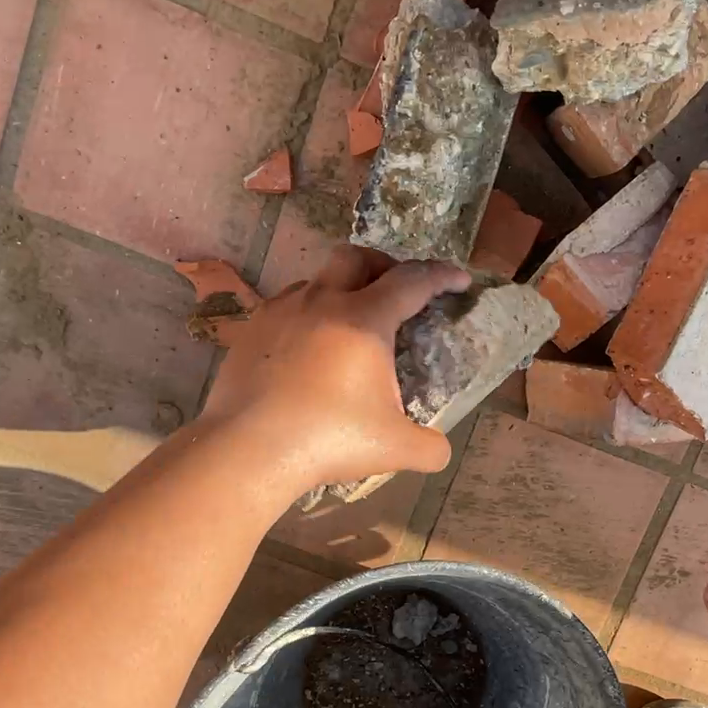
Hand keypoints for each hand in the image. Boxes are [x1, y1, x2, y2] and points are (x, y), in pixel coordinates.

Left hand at [198, 247, 468, 488]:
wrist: (249, 449)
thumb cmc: (329, 439)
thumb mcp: (396, 448)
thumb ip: (430, 446)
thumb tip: (439, 448)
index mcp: (364, 320)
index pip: (412, 282)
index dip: (441, 276)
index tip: (459, 280)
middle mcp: (322, 302)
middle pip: (356, 257)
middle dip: (383, 265)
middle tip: (396, 291)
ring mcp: (280, 312)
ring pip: (316, 280)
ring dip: (340, 291)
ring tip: (349, 326)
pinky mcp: (251, 332)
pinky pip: (286, 308)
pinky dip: (308, 317)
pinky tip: (308, 351)